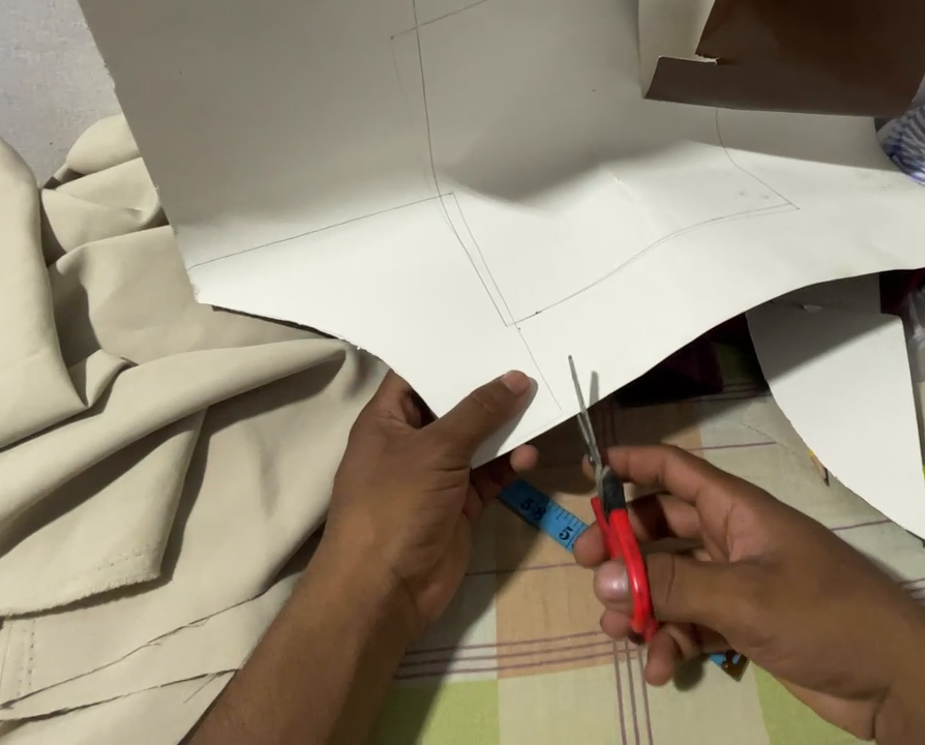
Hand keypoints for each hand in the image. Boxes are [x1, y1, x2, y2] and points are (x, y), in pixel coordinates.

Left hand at [320, 370, 537, 636]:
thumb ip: (479, 411)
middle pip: (455, 405)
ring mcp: (438, 473)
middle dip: (490, 389)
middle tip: (530, 359)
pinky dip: (511, 462)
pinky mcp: (462, 502)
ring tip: (540, 404)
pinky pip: (492, 472)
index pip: (418, 375)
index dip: (449, 355)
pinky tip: (531, 453)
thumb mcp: (435, 448)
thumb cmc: (394, 505)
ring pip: (479, 439)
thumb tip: (517, 377)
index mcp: (388, 420)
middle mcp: (412, 441)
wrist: (384, 592)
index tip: (490, 332)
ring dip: (507, 427)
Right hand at [576, 445, 924, 742]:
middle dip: (625, 544)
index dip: (634, 464)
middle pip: (665, 527)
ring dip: (642, 601)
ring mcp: (739, 582)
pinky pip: (691, 621)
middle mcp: (734, 538)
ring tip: (618, 630)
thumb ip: (672, 585)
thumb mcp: (743, 597)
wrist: (894, 679)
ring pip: (673, 579)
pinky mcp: (744, 624)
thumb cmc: (824, 615)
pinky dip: (671, 638)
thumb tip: (600, 575)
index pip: (677, 470)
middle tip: (584, 565)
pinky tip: (661, 666)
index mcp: (739, 510)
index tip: (589, 470)